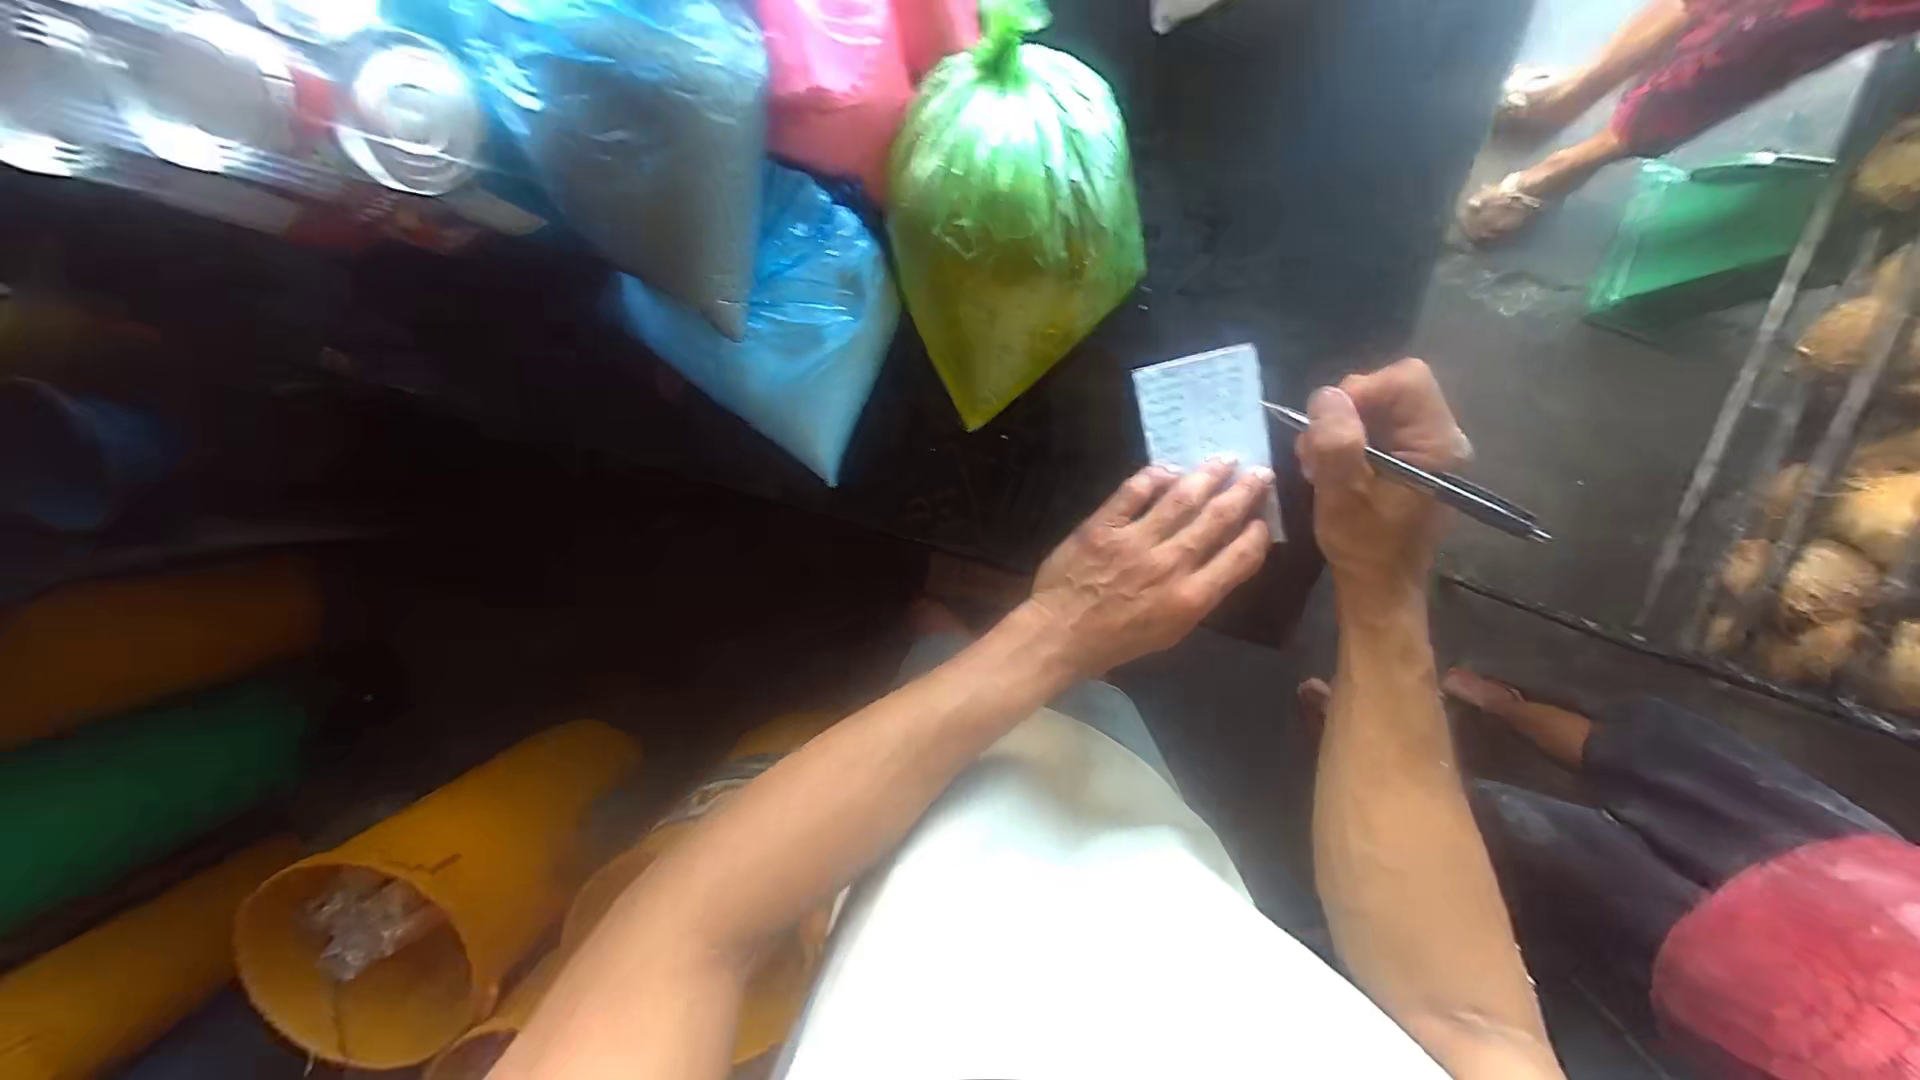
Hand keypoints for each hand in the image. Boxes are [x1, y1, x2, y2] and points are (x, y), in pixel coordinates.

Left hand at [1027, 459, 1272, 676]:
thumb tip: (1221, 563)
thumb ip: (1197, 597)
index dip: (1257, 535)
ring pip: (1180, 499)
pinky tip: (1169, 469)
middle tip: (1260, 472)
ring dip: (1206, 476)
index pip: (1240, 558)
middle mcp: (1169, 564)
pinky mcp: (1102, 526)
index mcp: (1190, 597)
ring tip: (1224, 460)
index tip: (1263, 519)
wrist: (1060, 633)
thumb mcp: (1169, 632)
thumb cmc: (1116, 640)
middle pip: (1216, 519)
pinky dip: (1154, 477)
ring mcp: (1134, 541)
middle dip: (1243, 493)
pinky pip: (1133, 493)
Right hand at [1296, 358, 1466, 607]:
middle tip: (1314, 450)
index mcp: (1437, 443)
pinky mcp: (1404, 460)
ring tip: (1316, 465)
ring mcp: (1421, 449)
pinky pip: (1371, 429)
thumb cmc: (1365, 545)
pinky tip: (1327, 470)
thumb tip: (1325, 395)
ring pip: (1374, 408)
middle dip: (1343, 413)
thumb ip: (1337, 442)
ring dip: (1336, 430)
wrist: (1379, 586)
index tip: (1328, 425)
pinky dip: (1342, 442)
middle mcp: (1438, 437)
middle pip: (1389, 390)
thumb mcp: (1343, 494)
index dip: (1361, 391)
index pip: (1406, 379)